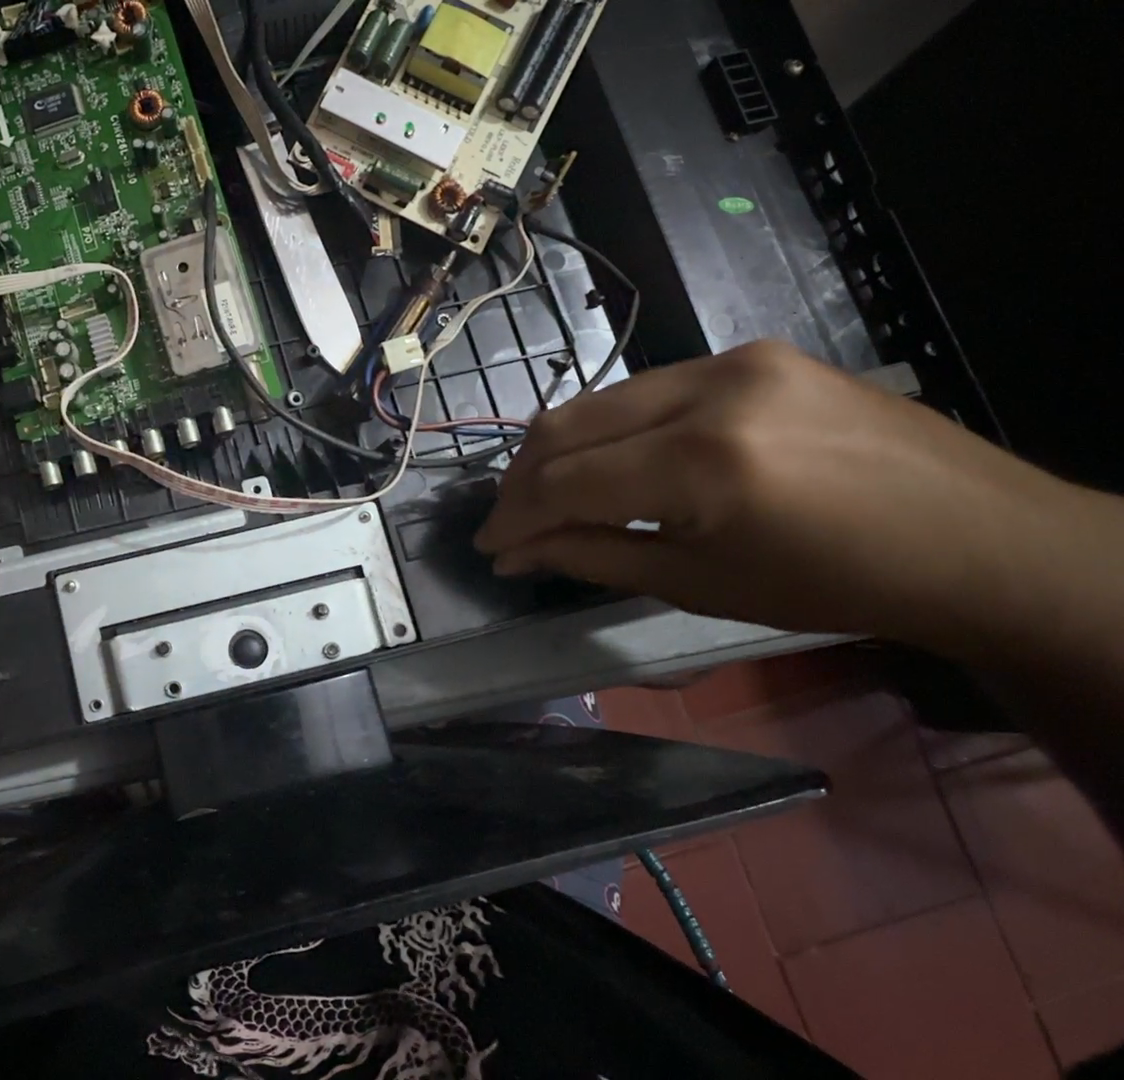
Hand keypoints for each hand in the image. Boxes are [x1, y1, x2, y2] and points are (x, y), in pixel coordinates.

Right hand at [474, 341, 1123, 665]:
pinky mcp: (757, 353)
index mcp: (705, 463)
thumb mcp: (698, 585)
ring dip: (559, 450)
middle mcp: (713, 390)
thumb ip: (593, 557)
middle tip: (509, 524)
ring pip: (602, 399)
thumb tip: (517, 552)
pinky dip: (611, 428)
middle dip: (523, 480)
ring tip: (546, 497)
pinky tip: (609, 463)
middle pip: (568, 425)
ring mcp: (738, 360)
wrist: (977, 540)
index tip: (489, 548)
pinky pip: (649, 388)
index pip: (566, 482)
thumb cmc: (835, 585)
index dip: (514, 518)